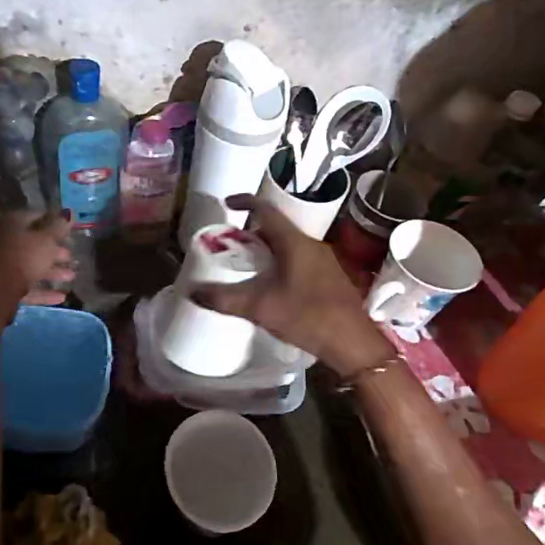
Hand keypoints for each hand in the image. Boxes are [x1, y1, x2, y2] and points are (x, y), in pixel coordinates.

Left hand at [0, 211, 75, 305]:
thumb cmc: (24, 257)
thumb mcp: (46, 240)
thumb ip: (58, 227)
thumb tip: (68, 213)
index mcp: (12, 223)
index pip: (36, 216)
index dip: (54, 222)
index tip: (69, 229)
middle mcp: (4, 241)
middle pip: (33, 244)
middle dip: (54, 250)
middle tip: (71, 256)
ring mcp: (1, 265)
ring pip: (30, 266)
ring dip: (52, 271)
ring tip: (71, 277)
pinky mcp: (2, 287)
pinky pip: (26, 286)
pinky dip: (43, 291)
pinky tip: (61, 297)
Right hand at [187, 195, 393, 374]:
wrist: (352, 342)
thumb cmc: (307, 317)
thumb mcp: (259, 307)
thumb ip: (224, 299)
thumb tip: (192, 292)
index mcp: (294, 242)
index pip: (267, 209)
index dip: (245, 202)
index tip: (228, 204)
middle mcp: (311, 245)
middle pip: (277, 228)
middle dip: (252, 232)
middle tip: (231, 245)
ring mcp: (324, 261)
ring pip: (289, 245)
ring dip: (268, 250)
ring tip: (247, 266)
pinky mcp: (330, 277)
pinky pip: (300, 260)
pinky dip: (281, 263)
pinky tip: (272, 285)